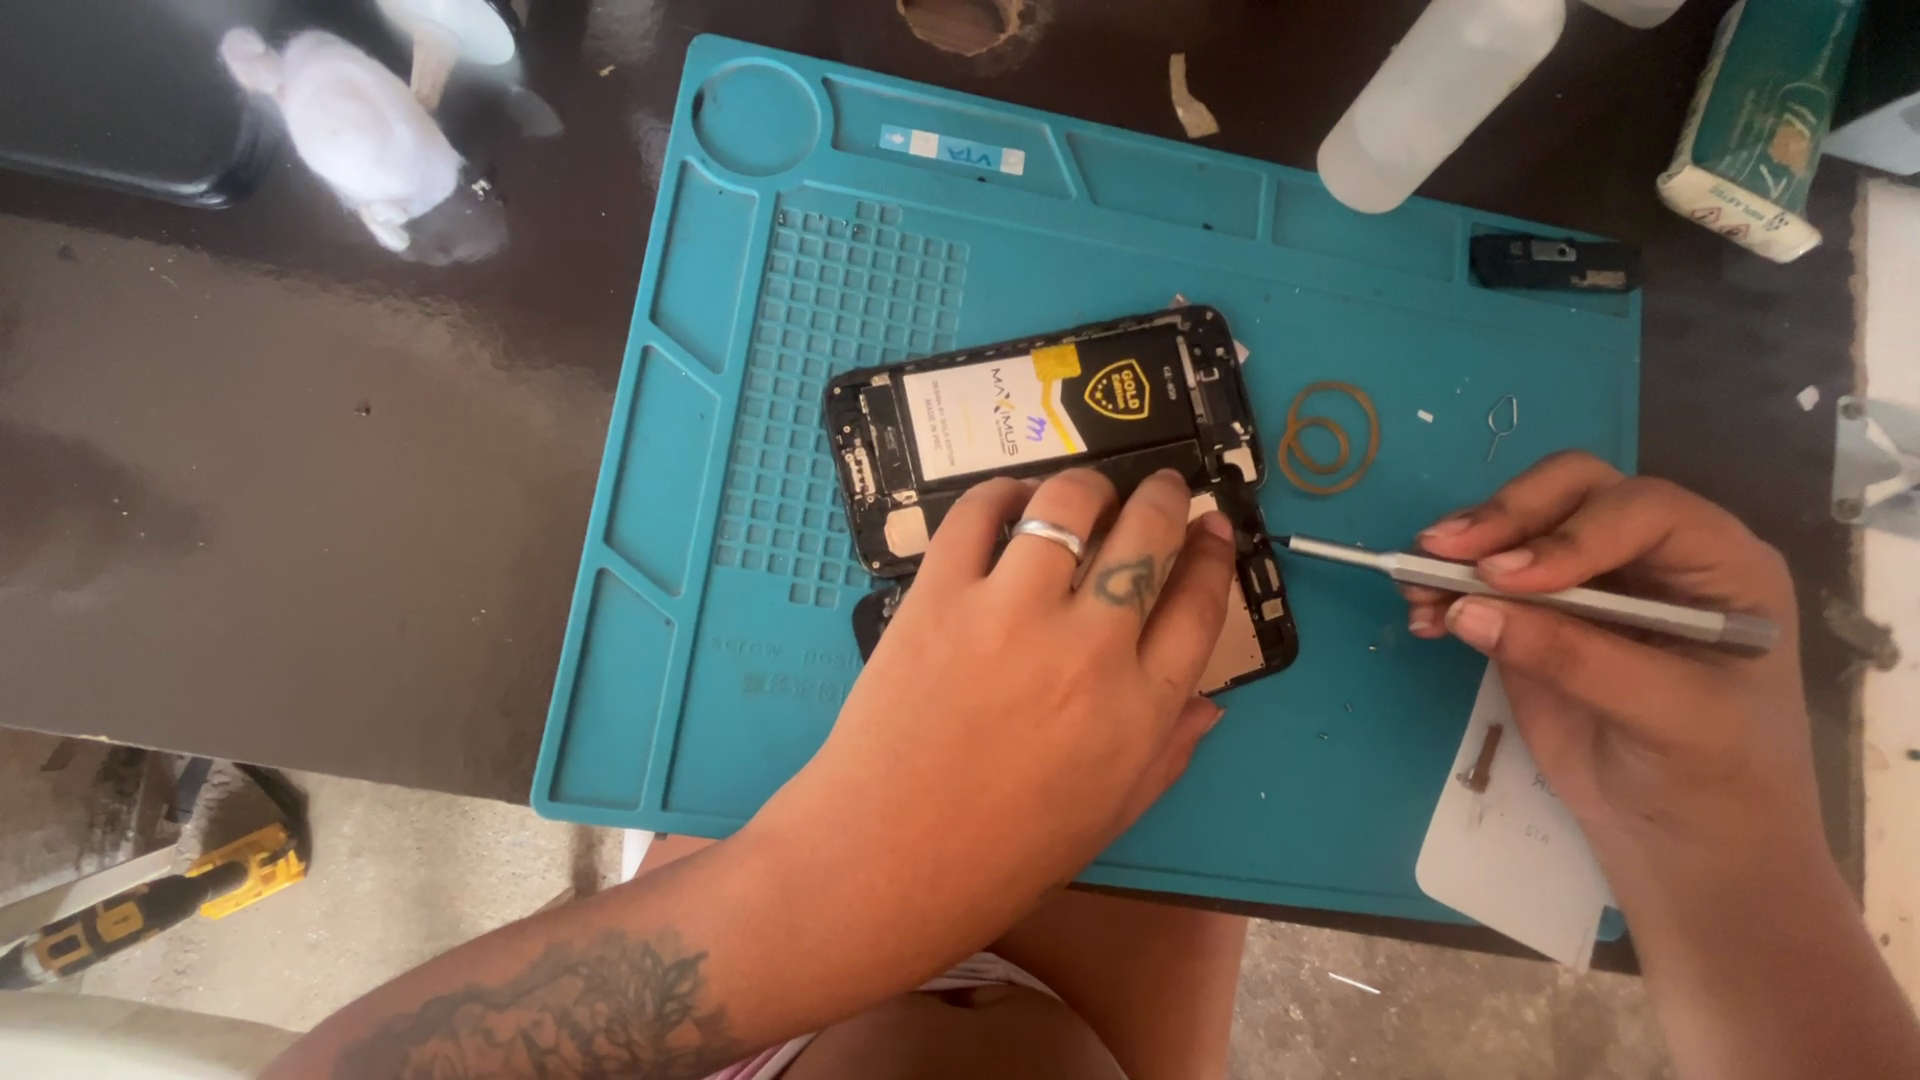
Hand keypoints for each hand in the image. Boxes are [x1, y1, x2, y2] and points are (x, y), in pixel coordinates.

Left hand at [750, 468, 1236, 952]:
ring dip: (1086, 486)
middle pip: (1146, 537)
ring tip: (1085, 492)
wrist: (886, 856)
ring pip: (1066, 506)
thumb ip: (1168, 754)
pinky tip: (1010, 498)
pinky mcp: (939, 596)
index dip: (1213, 556)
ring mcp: (1009, 613)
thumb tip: (1211, 702)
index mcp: (1139, 708)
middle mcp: (1087, 646)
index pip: (1199, 607)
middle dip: (1165, 498)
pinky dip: (999, 492)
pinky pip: (976, 515)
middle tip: (1162, 486)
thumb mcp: (1109, 816)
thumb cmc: (1004, 853)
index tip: (1214, 528)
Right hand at [1402, 451, 1822, 858]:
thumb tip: (1466, 610)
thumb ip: (1574, 656)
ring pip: (1511, 527)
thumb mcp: (1668, 716)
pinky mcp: (1527, 613)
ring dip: (1455, 552)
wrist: (1676, 835)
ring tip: (1415, 591)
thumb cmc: (1713, 778)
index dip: (1567, 533)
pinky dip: (1440, 589)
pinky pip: (1475, 580)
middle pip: (1568, 491)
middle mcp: (1646, 556)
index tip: (1501, 579)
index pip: (1638, 509)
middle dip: (1501, 517)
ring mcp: (1581, 582)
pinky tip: (1422, 618)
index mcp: (1716, 564)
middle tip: (1439, 552)